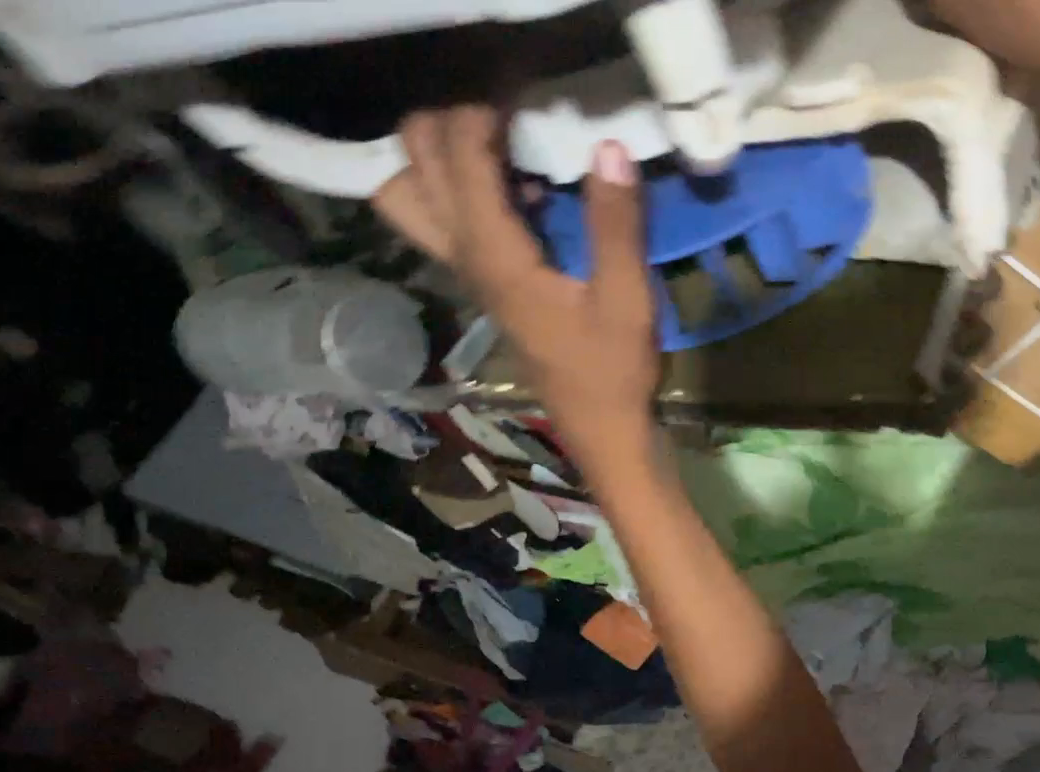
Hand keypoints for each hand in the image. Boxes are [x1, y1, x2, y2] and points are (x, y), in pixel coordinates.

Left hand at [373, 106, 657, 433]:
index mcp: (495, 255)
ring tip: (496, 136)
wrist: (601, 427)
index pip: (462, 155)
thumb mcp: (627, 299)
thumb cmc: (613, 369)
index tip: (521, 76)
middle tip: (504, 101)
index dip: (482, 105)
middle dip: (446, 115)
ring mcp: (467, 270)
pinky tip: (523, 187)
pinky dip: (461, 182)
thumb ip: (616, 224)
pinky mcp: (484, 282)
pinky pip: (444, 215)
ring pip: (412, 193)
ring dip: (439, 152)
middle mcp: (464, 255)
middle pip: (414, 162)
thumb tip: (610, 147)